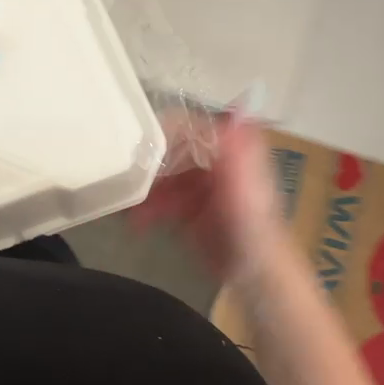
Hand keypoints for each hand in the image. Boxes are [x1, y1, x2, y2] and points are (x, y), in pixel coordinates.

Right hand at [130, 113, 298, 282]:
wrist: (257, 276)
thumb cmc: (253, 228)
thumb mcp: (247, 186)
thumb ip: (239, 150)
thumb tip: (238, 109)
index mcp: (230, 153)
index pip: (192, 128)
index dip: (166, 131)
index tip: (140, 142)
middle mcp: (213, 165)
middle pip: (171, 152)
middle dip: (148, 165)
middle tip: (126, 175)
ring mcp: (199, 189)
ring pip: (162, 178)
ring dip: (144, 189)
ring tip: (126, 204)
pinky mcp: (188, 212)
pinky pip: (161, 202)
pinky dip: (146, 209)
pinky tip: (136, 222)